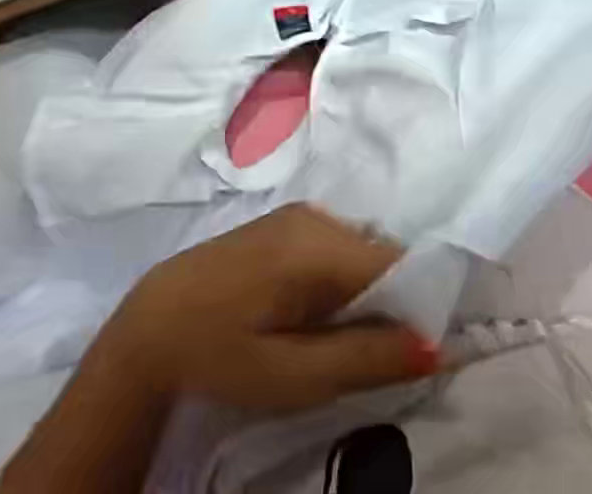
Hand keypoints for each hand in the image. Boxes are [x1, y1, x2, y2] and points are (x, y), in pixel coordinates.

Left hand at [92, 204, 438, 413]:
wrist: (151, 328)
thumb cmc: (221, 356)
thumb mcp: (295, 376)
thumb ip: (369, 358)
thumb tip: (440, 346)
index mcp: (318, 245)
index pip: (401, 263)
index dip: (422, 304)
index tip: (421, 348)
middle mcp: (316, 216)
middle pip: (384, 253)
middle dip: (394, 300)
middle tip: (375, 352)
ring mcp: (299, 214)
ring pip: (363, 249)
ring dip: (368, 291)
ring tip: (341, 335)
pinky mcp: (285, 222)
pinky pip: (339, 245)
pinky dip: (345, 278)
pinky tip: (318, 311)